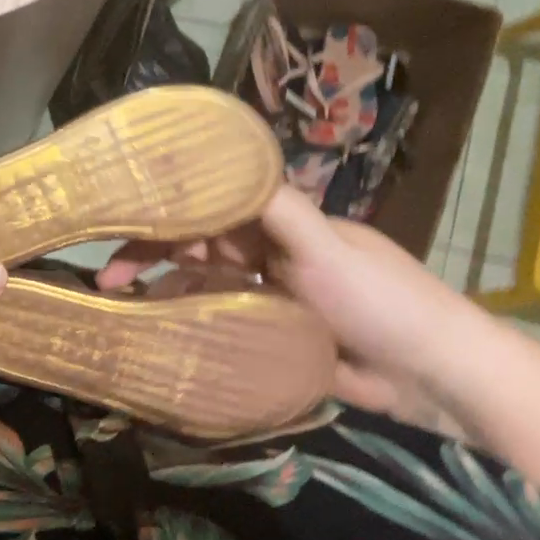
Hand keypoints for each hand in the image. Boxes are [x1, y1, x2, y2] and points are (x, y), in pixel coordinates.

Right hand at [98, 187, 488, 437]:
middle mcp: (266, 256)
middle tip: (106, 280)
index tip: (117, 224)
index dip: (162, 212)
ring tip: (121, 307)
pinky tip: (156, 332)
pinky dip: (183, 322)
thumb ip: (276, 209)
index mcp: (280, 226)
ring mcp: (265, 297)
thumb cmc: (381, 300)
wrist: (434, 376)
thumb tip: (224, 163)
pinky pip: (214, 322)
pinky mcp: (265, 337)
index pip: (207, 208)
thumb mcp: (325, 247)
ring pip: (197, 284)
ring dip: (158, 289)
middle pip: (192, 245)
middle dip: (146, 255)